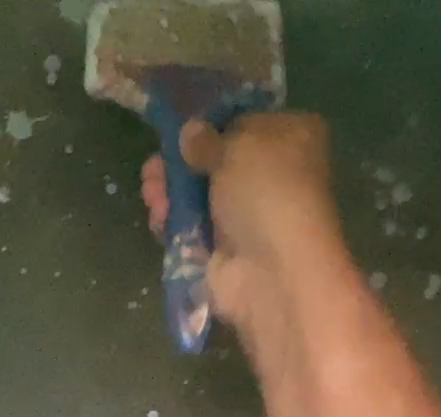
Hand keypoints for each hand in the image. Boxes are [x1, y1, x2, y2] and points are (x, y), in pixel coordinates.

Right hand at [141, 112, 337, 324]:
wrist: (272, 269)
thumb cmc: (267, 192)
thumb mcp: (238, 146)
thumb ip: (208, 138)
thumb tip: (190, 131)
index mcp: (290, 138)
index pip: (243, 123)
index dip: (208, 125)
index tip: (178, 130)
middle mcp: (269, 175)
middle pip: (213, 162)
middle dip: (180, 163)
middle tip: (153, 167)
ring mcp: (244, 214)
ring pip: (196, 196)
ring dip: (169, 192)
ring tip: (150, 193)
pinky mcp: (221, 248)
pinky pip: (189, 228)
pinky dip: (171, 222)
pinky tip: (157, 217)